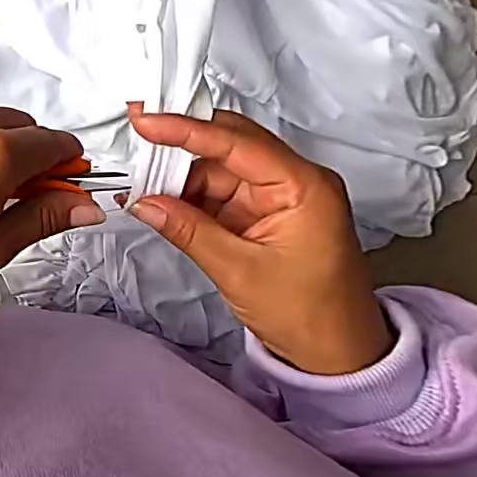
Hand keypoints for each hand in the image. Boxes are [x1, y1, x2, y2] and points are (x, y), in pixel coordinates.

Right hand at [126, 106, 392, 374]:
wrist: (338, 354)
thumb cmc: (311, 316)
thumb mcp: (240, 272)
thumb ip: (189, 231)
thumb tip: (145, 202)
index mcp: (304, 186)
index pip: (237, 143)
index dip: (186, 129)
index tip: (147, 122)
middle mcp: (295, 181)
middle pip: (230, 146)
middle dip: (181, 146)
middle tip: (138, 138)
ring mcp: (279, 196)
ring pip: (221, 169)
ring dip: (182, 176)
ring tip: (142, 183)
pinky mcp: (266, 212)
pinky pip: (223, 192)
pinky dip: (193, 197)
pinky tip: (164, 200)